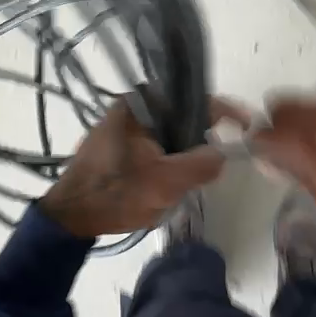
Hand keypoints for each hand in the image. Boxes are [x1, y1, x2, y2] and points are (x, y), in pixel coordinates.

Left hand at [37, 96, 246, 239]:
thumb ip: (201, 164)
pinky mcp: (116, 145)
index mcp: (140, 105)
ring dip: (184, 150)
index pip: (192, 98)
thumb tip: (222, 153)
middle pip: (181, 114)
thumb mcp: (166, 183)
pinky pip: (153, 144)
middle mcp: (130, 107)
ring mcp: (121, 126)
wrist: (68, 218)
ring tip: (197, 173)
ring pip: (168, 132)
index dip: (224, 111)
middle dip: (203, 134)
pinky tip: (173, 179)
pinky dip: (168, 156)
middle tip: (220, 156)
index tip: (247, 125)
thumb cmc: (116, 194)